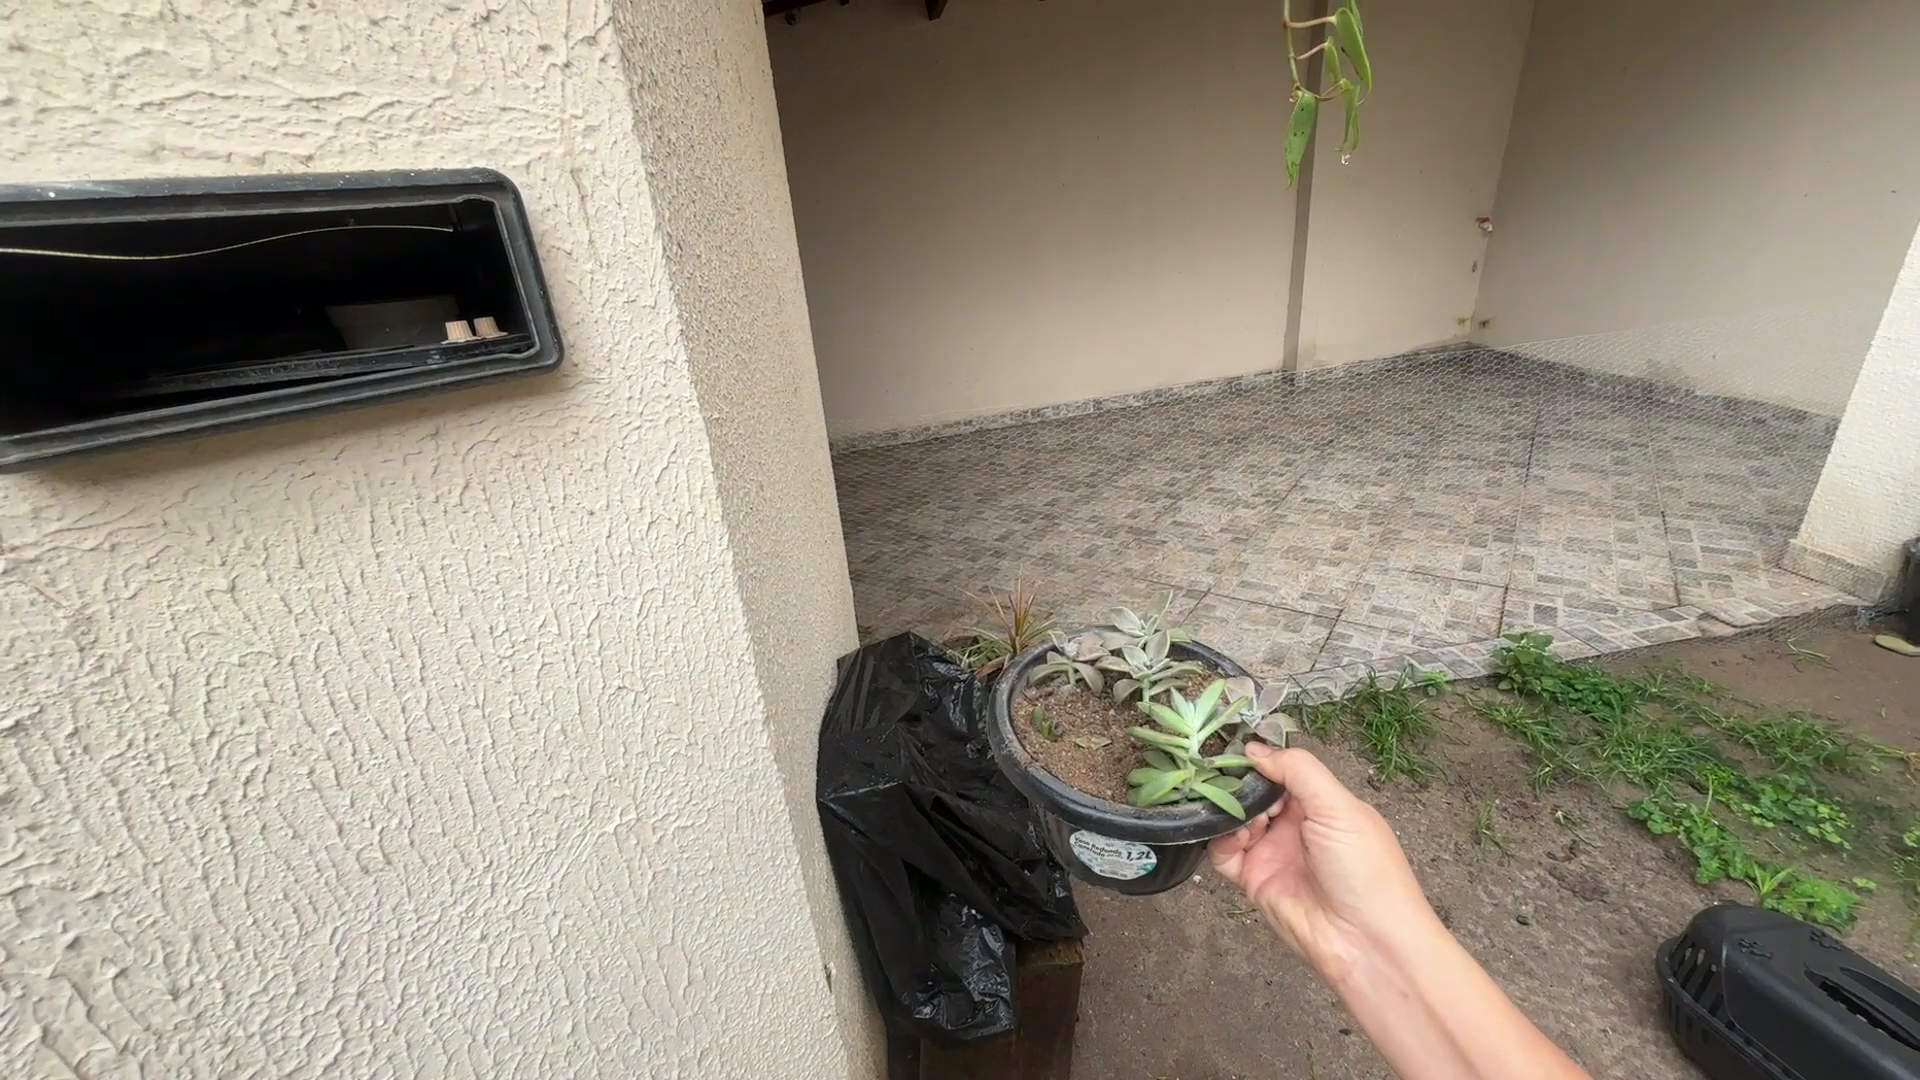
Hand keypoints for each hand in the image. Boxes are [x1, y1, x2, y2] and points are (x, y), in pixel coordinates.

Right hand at [1209, 743, 1437, 984]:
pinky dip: (1220, 839)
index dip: (1260, 760)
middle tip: (1228, 781)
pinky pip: (1223, 851)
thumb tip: (1253, 749)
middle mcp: (1292, 825)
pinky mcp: (1252, 878)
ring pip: (1233, 818)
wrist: (1367, 943)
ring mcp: (1271, 851)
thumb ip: (1297, 770)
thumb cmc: (1365, 869)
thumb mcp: (1339, 808)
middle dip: (1237, 784)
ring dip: (1229, 810)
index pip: (1280, 770)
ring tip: (1240, 815)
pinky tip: (1235, 837)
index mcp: (1319, 804)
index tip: (1236, 751)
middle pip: (1251, 792)